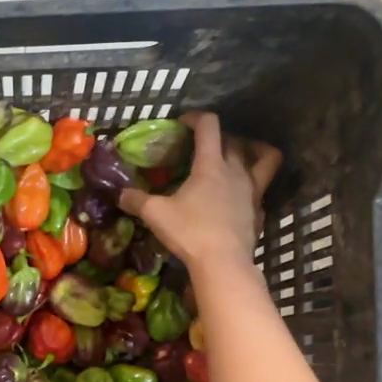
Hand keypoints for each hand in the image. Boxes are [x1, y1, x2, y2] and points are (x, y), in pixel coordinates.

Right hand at [119, 111, 279, 271]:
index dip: (196, 118)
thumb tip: (121, 194)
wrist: (224, 263)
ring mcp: (252, 190)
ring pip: (261, 159)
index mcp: (211, 165)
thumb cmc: (189, 232)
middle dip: (218, 137)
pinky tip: (238, 195)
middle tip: (202, 147)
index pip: (209, 126)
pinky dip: (251, 184)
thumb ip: (137, 200)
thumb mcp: (155, 215)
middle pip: (233, 140)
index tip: (183, 124)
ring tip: (237, 158)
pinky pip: (260, 187)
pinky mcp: (258, 210)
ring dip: (250, 152)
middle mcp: (236, 171)